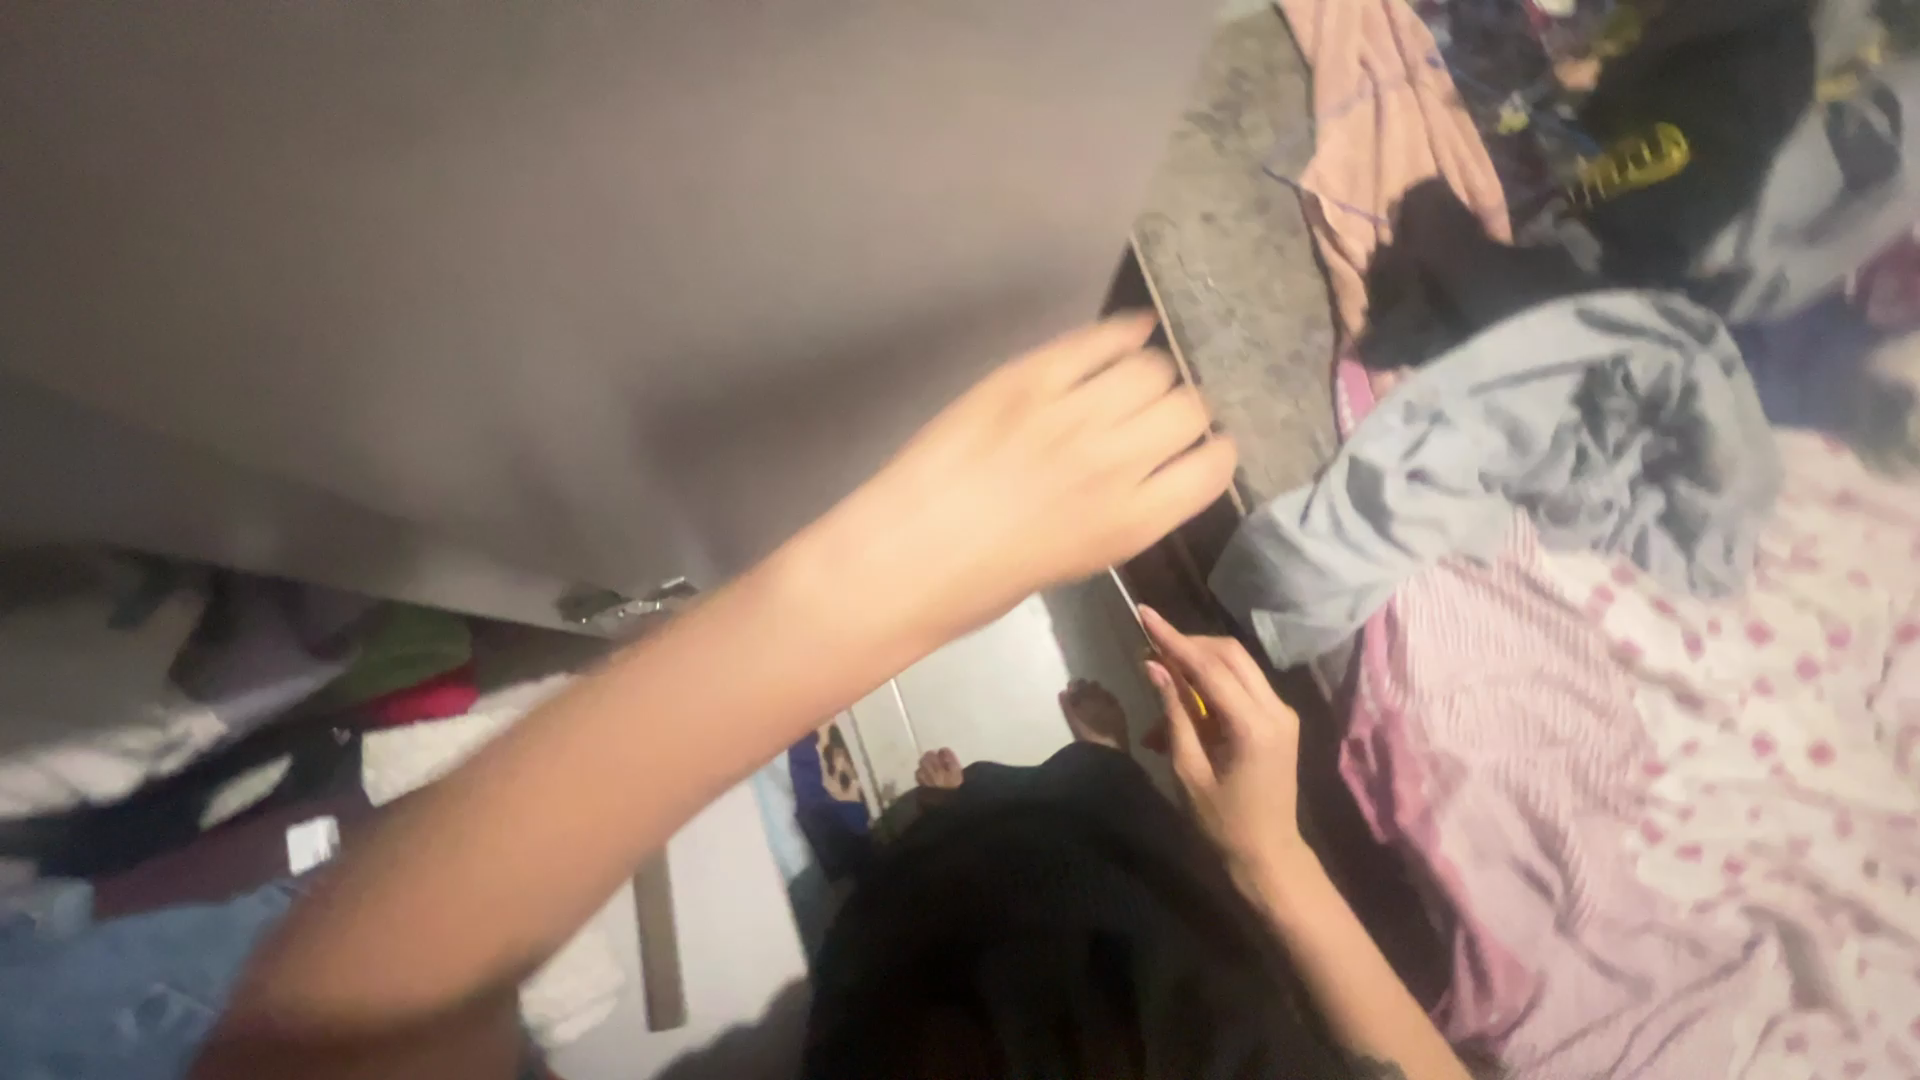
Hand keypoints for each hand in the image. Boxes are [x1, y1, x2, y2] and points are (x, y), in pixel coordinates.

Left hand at [804, 313, 1235, 644]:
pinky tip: (1128, 335)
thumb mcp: (1075, 562)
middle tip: (1162, 414)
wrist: (907, 555)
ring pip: (1150, 368)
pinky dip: (1122, 334)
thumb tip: (1141, 474)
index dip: (1213, 453)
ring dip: (1153, 375)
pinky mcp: (1028, 378)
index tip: (1203, 448)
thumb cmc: (984, 582)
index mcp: (1133, 521)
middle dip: (1185, 413)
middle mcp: (1117, 461)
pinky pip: (1097, 341)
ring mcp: (1072, 413)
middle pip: (1188, 408)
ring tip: (1133, 382)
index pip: (1211, 467)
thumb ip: (1121, 514)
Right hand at [1138, 605, 1305, 883]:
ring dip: (1198, 659)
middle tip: (1149, 645)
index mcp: (1253, 726)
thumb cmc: (1220, 821)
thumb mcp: (1186, 768)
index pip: (1209, 666)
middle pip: (1228, 653)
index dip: (1173, 638)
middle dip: (1187, 643)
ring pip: (1237, 663)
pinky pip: (1242, 682)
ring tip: (1161, 671)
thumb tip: (1153, 665)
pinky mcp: (1278, 719)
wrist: (1267, 854)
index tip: (1144, 614)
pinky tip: (1184, 694)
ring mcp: (1281, 713)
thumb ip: (1173, 712)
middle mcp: (1275, 710)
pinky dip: (1211, 679)